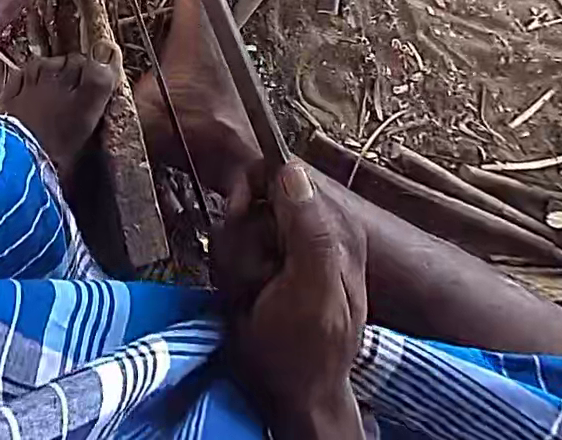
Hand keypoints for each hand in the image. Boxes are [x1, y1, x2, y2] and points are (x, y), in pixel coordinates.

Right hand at [213, 159, 366, 439]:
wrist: (284, 392)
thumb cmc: (306, 349)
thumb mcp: (313, 291)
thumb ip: (308, 231)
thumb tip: (291, 169)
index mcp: (334, 228)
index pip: (282, 174)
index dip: (253, 188)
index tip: (239, 211)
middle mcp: (310, 230)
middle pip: (251, 197)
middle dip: (243, 233)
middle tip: (258, 272)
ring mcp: (283, 246)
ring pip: (235, 222)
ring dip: (235, 257)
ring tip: (254, 291)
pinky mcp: (260, 260)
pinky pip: (228, 243)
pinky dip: (229, 267)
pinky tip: (245, 293)